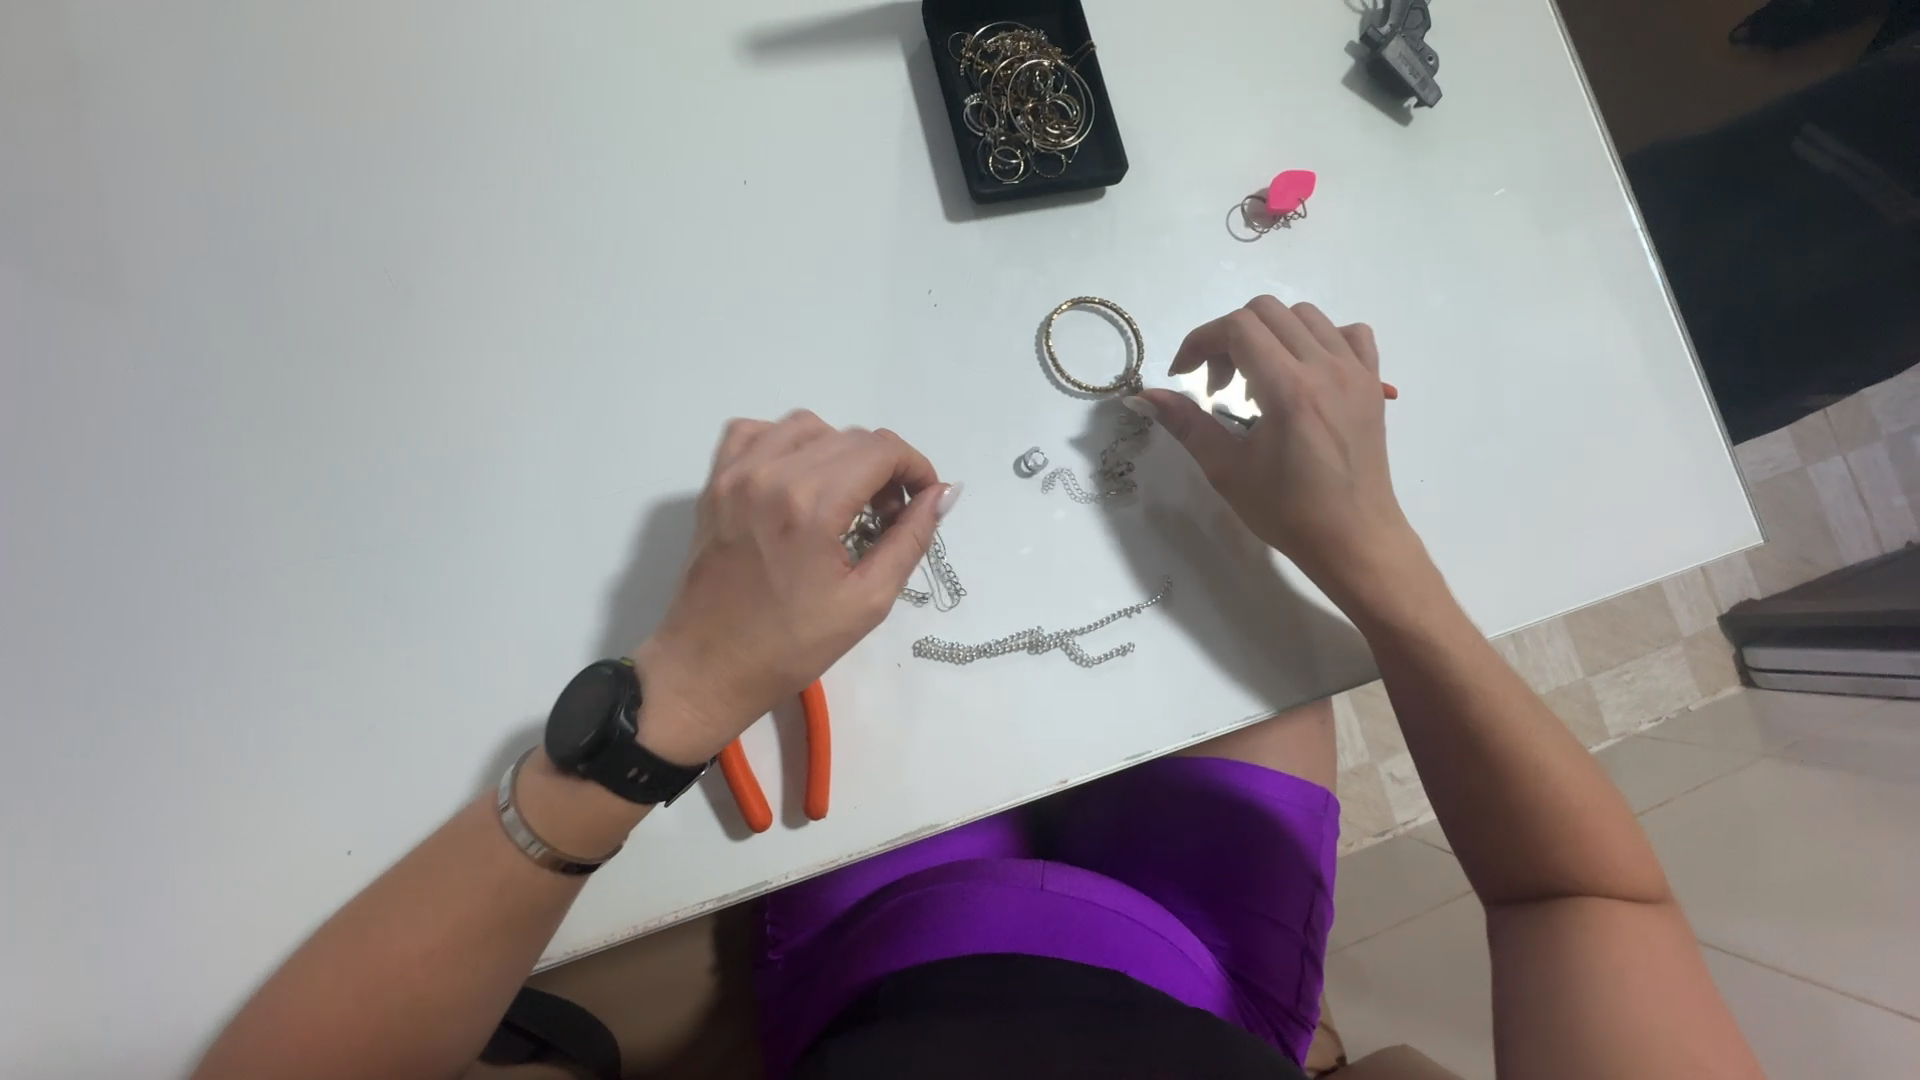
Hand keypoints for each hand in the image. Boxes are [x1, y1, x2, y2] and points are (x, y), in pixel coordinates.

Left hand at [630, 411, 958, 763]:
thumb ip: (910, 538)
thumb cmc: (792, 645)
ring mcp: (736, 475)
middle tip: (887, 516)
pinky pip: (755, 432)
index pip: (881, 451)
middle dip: (883, 468)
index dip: (915, 468)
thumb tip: (943, 494)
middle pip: (849, 438)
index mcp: (811, 506)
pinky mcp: (714, 484)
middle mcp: (771, 475)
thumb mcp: (868, 601)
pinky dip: (786, 444)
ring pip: (806, 426)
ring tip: (845, 497)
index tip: (922, 500)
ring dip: (839, 451)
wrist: (709, 667)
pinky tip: (798, 479)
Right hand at [1139, 296, 1419, 610]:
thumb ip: (1186, 423)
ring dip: (1268, 337)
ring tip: (1256, 382)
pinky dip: (1316, 340)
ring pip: (1304, 316)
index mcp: (1288, 389)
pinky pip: (1347, 333)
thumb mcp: (1226, 469)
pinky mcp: (1372, 382)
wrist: (1352, 538)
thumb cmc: (1286, 511)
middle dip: (1229, 339)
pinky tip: (1301, 374)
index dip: (1200, 343)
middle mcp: (1326, 367)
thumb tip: (1142, 397)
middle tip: (1218, 387)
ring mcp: (1356, 371)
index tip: (1184, 376)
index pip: (1237, 327)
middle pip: (1266, 312)